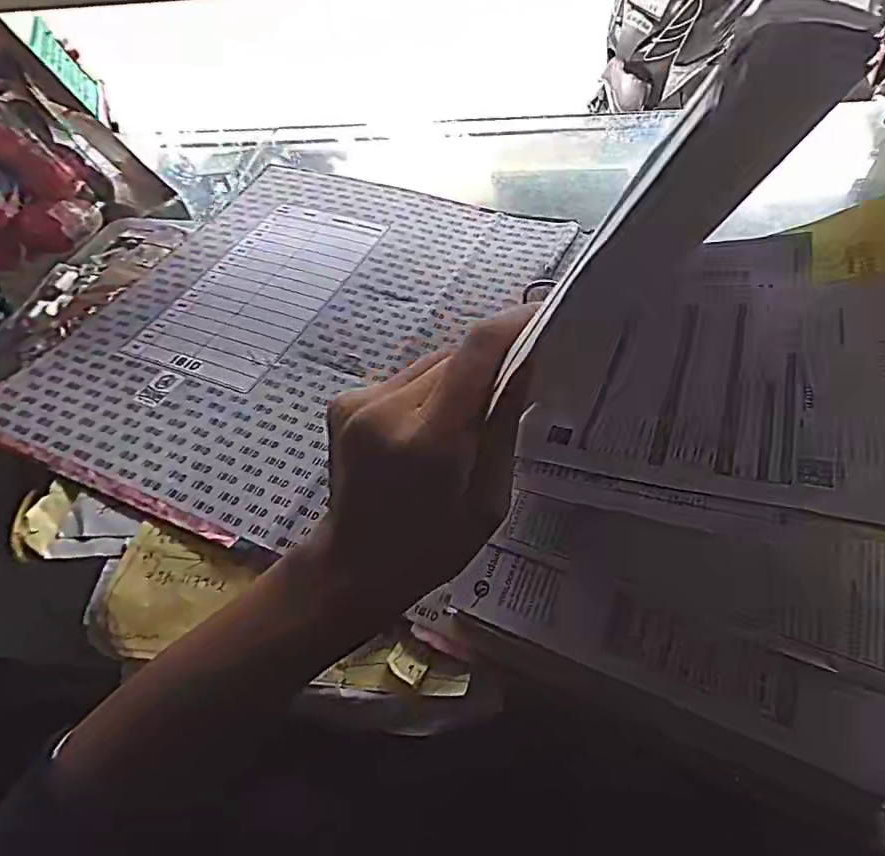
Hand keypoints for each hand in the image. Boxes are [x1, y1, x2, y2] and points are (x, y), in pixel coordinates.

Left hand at [318, 305, 536, 606]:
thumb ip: (503, 426)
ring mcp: (359, 403)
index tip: (540, 317)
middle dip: (490, 365)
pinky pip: (407, 378)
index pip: (476, 352)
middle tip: (513, 386)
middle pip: (456, 357)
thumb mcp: (490, 498)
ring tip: (465, 420)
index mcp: (430, 439)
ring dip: (459, 379)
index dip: (512, 325)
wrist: (354, 566)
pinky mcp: (344, 401)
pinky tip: (429, 427)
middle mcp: (387, 409)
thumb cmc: (434, 545)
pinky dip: (430, 390)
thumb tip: (525, 365)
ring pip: (432, 364)